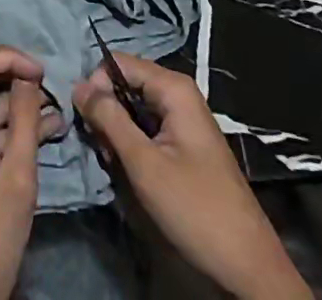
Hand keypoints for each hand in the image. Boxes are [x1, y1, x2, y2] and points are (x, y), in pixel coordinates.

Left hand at [0, 46, 56, 299]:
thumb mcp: (17, 171)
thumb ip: (25, 116)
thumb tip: (32, 75)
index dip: (8, 57)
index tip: (41, 71)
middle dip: (19, 83)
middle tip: (54, 92)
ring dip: (24, 107)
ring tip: (59, 115)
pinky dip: (16, 126)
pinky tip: (49, 128)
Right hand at [75, 54, 310, 299]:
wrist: (242, 258)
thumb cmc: (193, 205)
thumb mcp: (143, 162)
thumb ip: (109, 119)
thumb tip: (79, 86)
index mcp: (174, 88)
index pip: (120, 63)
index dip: (97, 85)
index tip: (85, 120)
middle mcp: (178, 94)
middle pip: (126, 84)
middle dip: (105, 111)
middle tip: (100, 147)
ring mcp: (181, 118)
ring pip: (132, 108)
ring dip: (115, 131)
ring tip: (112, 162)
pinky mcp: (180, 142)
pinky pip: (145, 127)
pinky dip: (130, 143)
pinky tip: (125, 167)